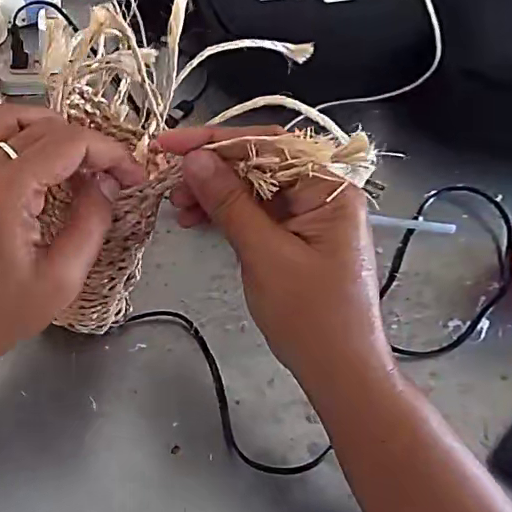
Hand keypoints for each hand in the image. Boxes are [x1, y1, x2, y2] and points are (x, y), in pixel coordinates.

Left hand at [0, 105, 147, 402]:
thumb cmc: (0, 314)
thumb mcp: (61, 277)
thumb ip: (92, 222)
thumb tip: (108, 184)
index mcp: (5, 190)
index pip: (69, 141)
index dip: (110, 153)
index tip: (135, 178)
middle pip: (46, 126)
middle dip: (90, 144)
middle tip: (116, 179)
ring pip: (16, 119)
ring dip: (56, 132)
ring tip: (84, 166)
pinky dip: (30, 140)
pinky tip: (52, 171)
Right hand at [155, 126, 397, 393]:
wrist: (341, 371)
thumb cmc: (310, 316)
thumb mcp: (264, 254)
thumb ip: (229, 202)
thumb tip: (195, 159)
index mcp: (328, 189)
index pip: (267, 145)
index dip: (214, 140)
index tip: (170, 144)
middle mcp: (322, 193)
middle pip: (259, 162)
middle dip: (211, 169)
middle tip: (170, 183)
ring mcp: (308, 215)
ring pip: (253, 187)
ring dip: (213, 192)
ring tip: (178, 206)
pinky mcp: (295, 235)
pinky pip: (256, 211)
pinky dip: (225, 213)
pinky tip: (197, 219)